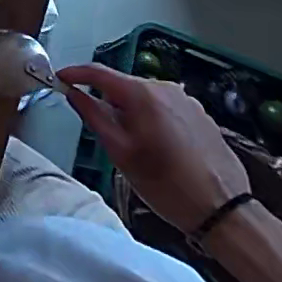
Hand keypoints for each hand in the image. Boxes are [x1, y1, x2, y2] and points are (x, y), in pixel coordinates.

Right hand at [58, 62, 248, 232]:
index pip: (99, 72)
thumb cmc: (166, 184)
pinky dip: (153, 120)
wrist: (222, 208)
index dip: (76, 74)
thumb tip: (74, 94)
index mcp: (141, 93)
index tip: (60, 78)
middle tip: (108, 137)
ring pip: (144, 98)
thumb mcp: (121, 154)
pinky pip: (164, 107)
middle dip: (109, 104)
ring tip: (139, 150)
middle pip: (123, 86)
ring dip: (132, 114)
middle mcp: (163, 86)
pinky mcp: (198, 111)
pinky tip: (162, 150)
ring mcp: (184, 97)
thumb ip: (94, 117)